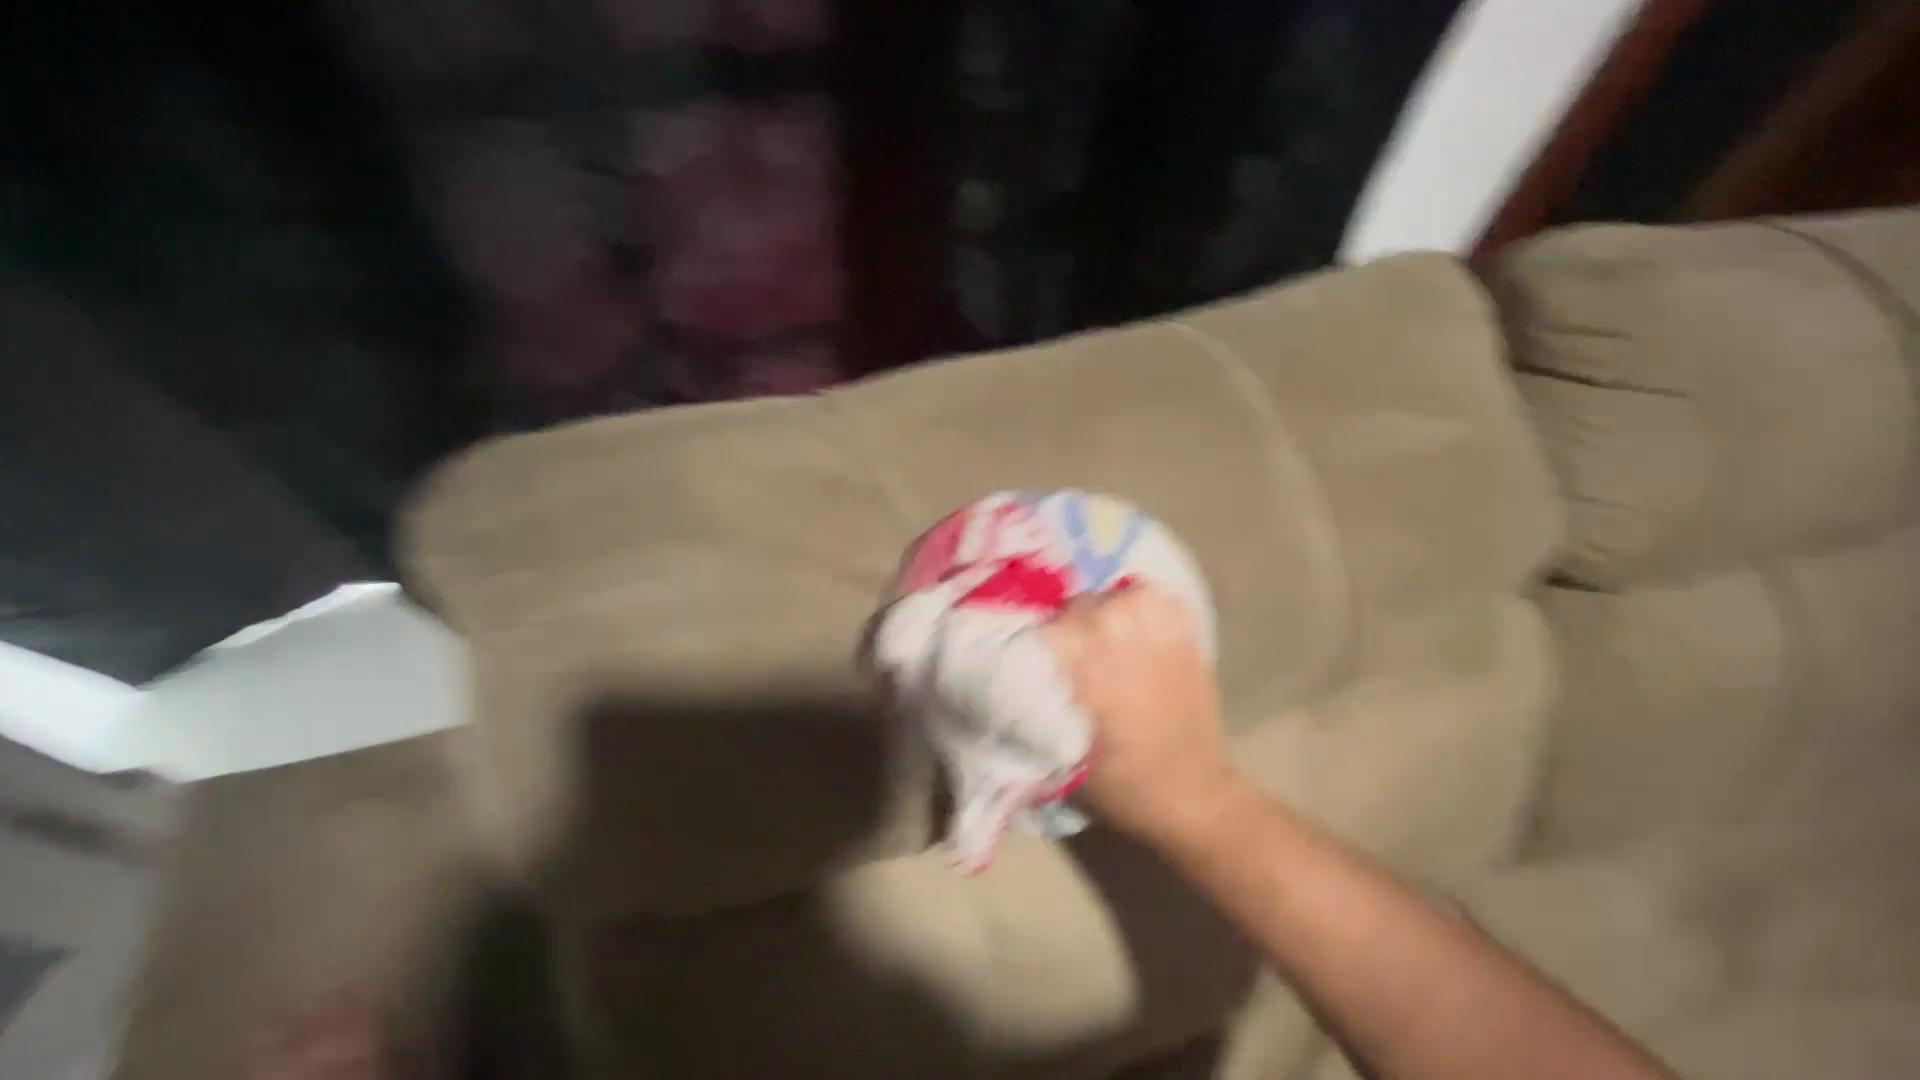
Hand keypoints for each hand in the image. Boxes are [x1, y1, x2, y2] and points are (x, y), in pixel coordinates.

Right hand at [1043, 584, 1246, 849]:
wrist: (1191, 790)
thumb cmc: (1113, 778)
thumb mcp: (1049, 742)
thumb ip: (1025, 694)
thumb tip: (1004, 661)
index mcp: (1074, 646)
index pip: (1027, 622)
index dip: (1025, 646)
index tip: (1028, 667)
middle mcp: (1110, 616)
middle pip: (1065, 608)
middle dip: (1063, 634)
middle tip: (1069, 668)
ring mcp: (1150, 609)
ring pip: (1101, 600)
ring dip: (1097, 623)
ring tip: (1102, 657)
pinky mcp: (1179, 614)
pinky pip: (1138, 599)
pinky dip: (1131, 618)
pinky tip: (1132, 647)